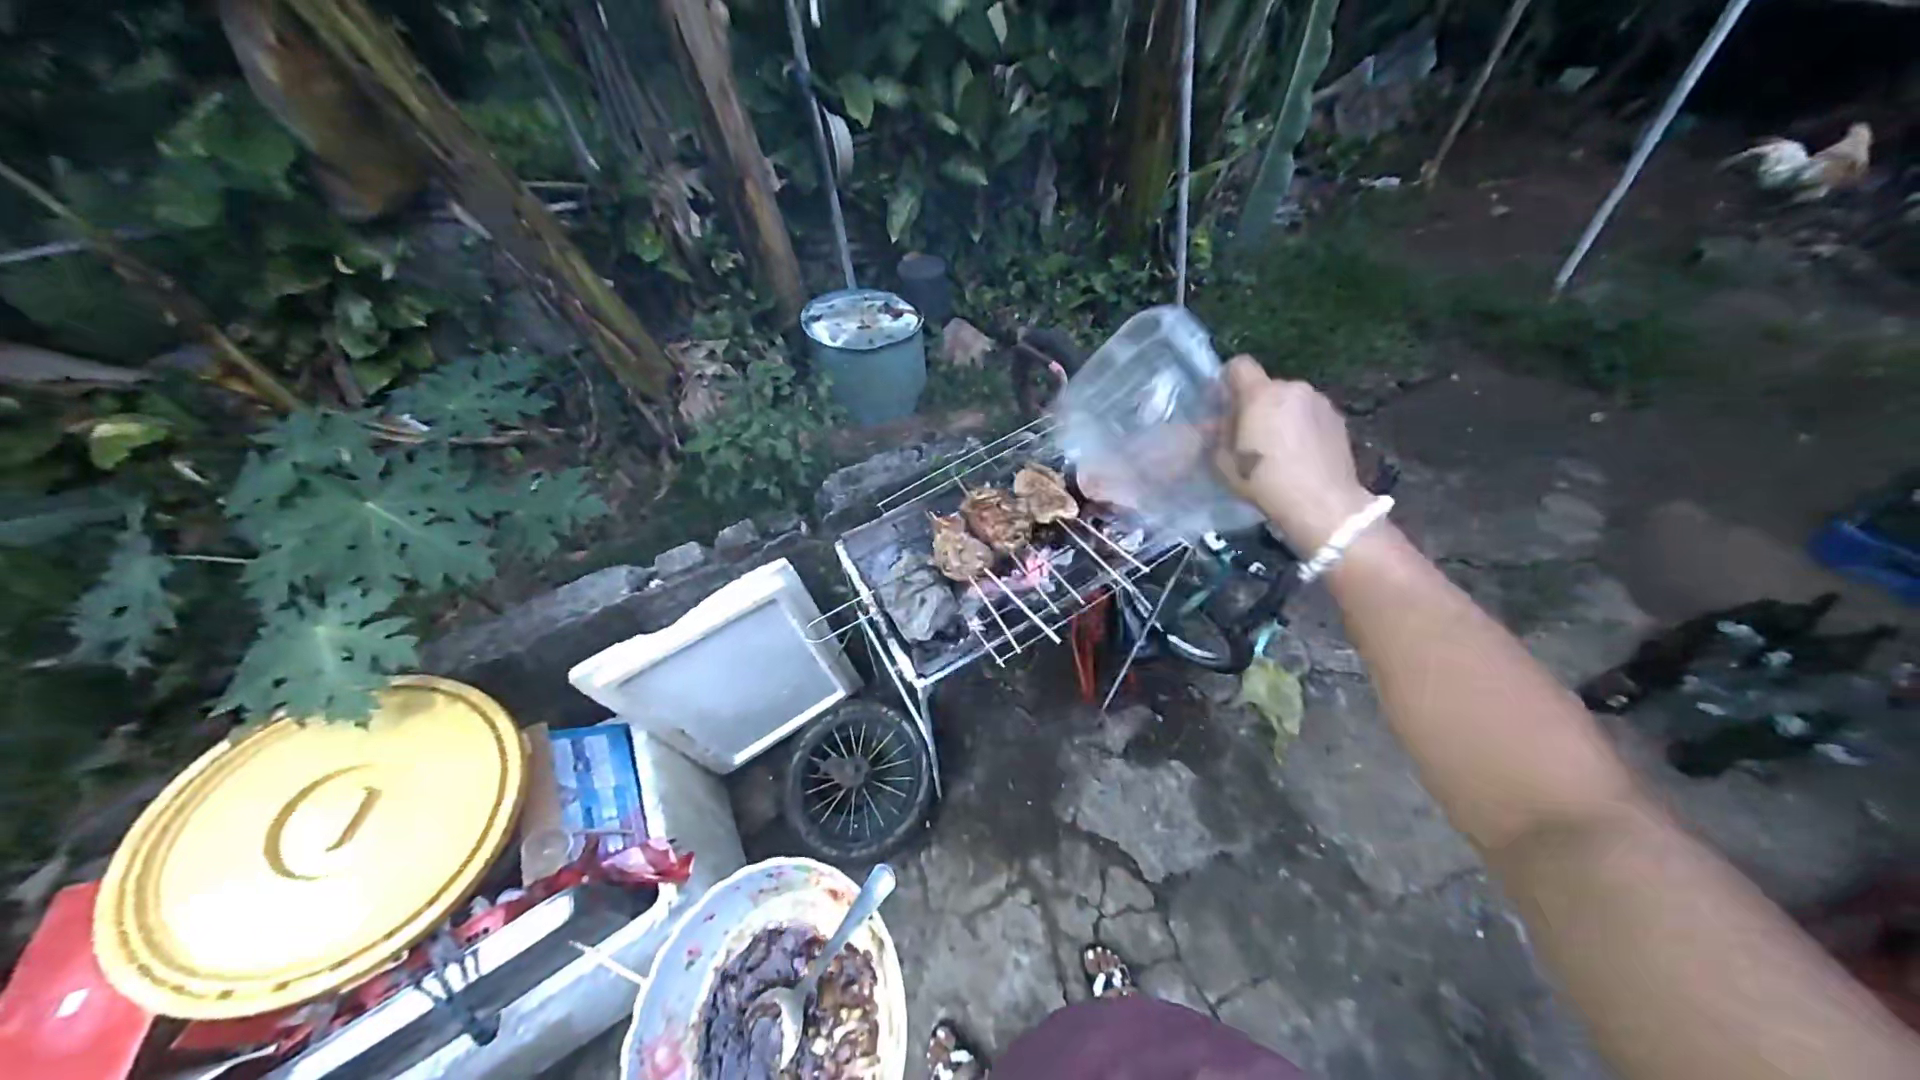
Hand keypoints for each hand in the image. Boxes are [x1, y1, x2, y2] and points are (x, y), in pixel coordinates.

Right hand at [1215, 356, 1372, 550]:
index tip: (1223, 405)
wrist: (1321, 504)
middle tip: (1247, 436)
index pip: (1239, 365)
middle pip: (1266, 386)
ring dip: (1279, 415)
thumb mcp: (1224, 463)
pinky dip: (1300, 427)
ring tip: (1276, 449)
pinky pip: (1309, 414)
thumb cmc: (1264, 481)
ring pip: (1289, 400)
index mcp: (1261, 394)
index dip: (1227, 381)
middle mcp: (1293, 388)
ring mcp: (1319, 402)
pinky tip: (1299, 455)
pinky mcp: (1338, 419)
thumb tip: (1214, 424)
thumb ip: (1216, 435)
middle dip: (1254, 405)